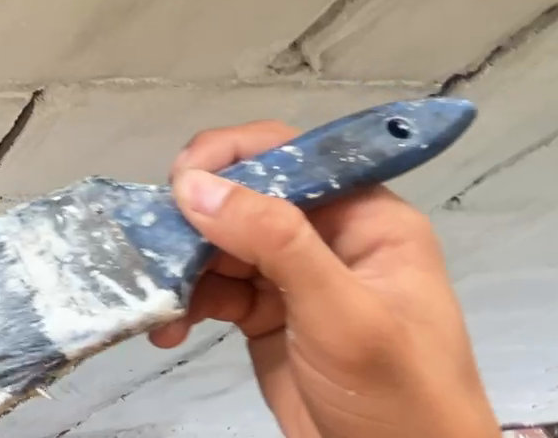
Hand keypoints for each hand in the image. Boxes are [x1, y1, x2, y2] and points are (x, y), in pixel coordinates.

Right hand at [147, 121, 497, 437]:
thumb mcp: (344, 318)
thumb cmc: (400, 404)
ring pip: (215, 235)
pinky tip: (168, 325)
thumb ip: (274, 242)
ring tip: (157, 293)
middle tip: (157, 239)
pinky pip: (208, 281)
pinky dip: (183, 298)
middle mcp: (325, 233)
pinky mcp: (262, 308)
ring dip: (179, 261)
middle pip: (240, 191)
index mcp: (364, 218)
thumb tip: (192, 184)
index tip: (182, 181)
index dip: (231, 155)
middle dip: (193, 215)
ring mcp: (291, 271)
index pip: (289, 153)